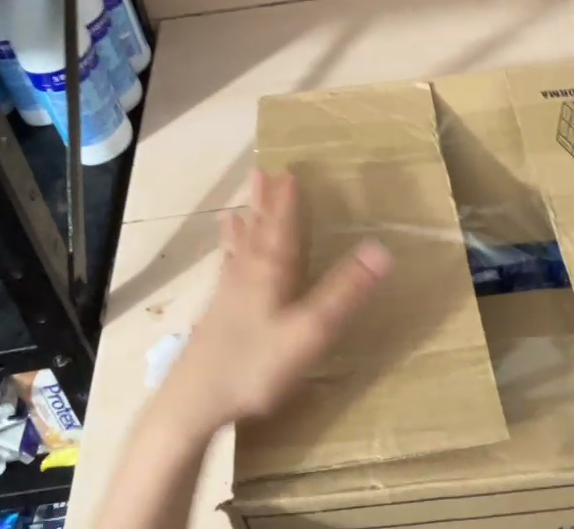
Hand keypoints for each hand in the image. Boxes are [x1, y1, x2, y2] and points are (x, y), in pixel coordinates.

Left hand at [156, 170, 390, 435]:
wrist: (192, 402)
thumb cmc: (254, 365)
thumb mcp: (309, 332)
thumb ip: (344, 292)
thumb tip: (381, 250)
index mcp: (271, 270)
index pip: (282, 225)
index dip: (286, 199)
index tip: (288, 170)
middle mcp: (247, 272)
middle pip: (257, 229)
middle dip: (263, 202)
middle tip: (263, 172)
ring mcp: (228, 293)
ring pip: (239, 248)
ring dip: (244, 223)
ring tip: (239, 205)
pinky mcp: (216, 313)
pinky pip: (227, 269)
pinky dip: (228, 255)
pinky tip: (225, 259)